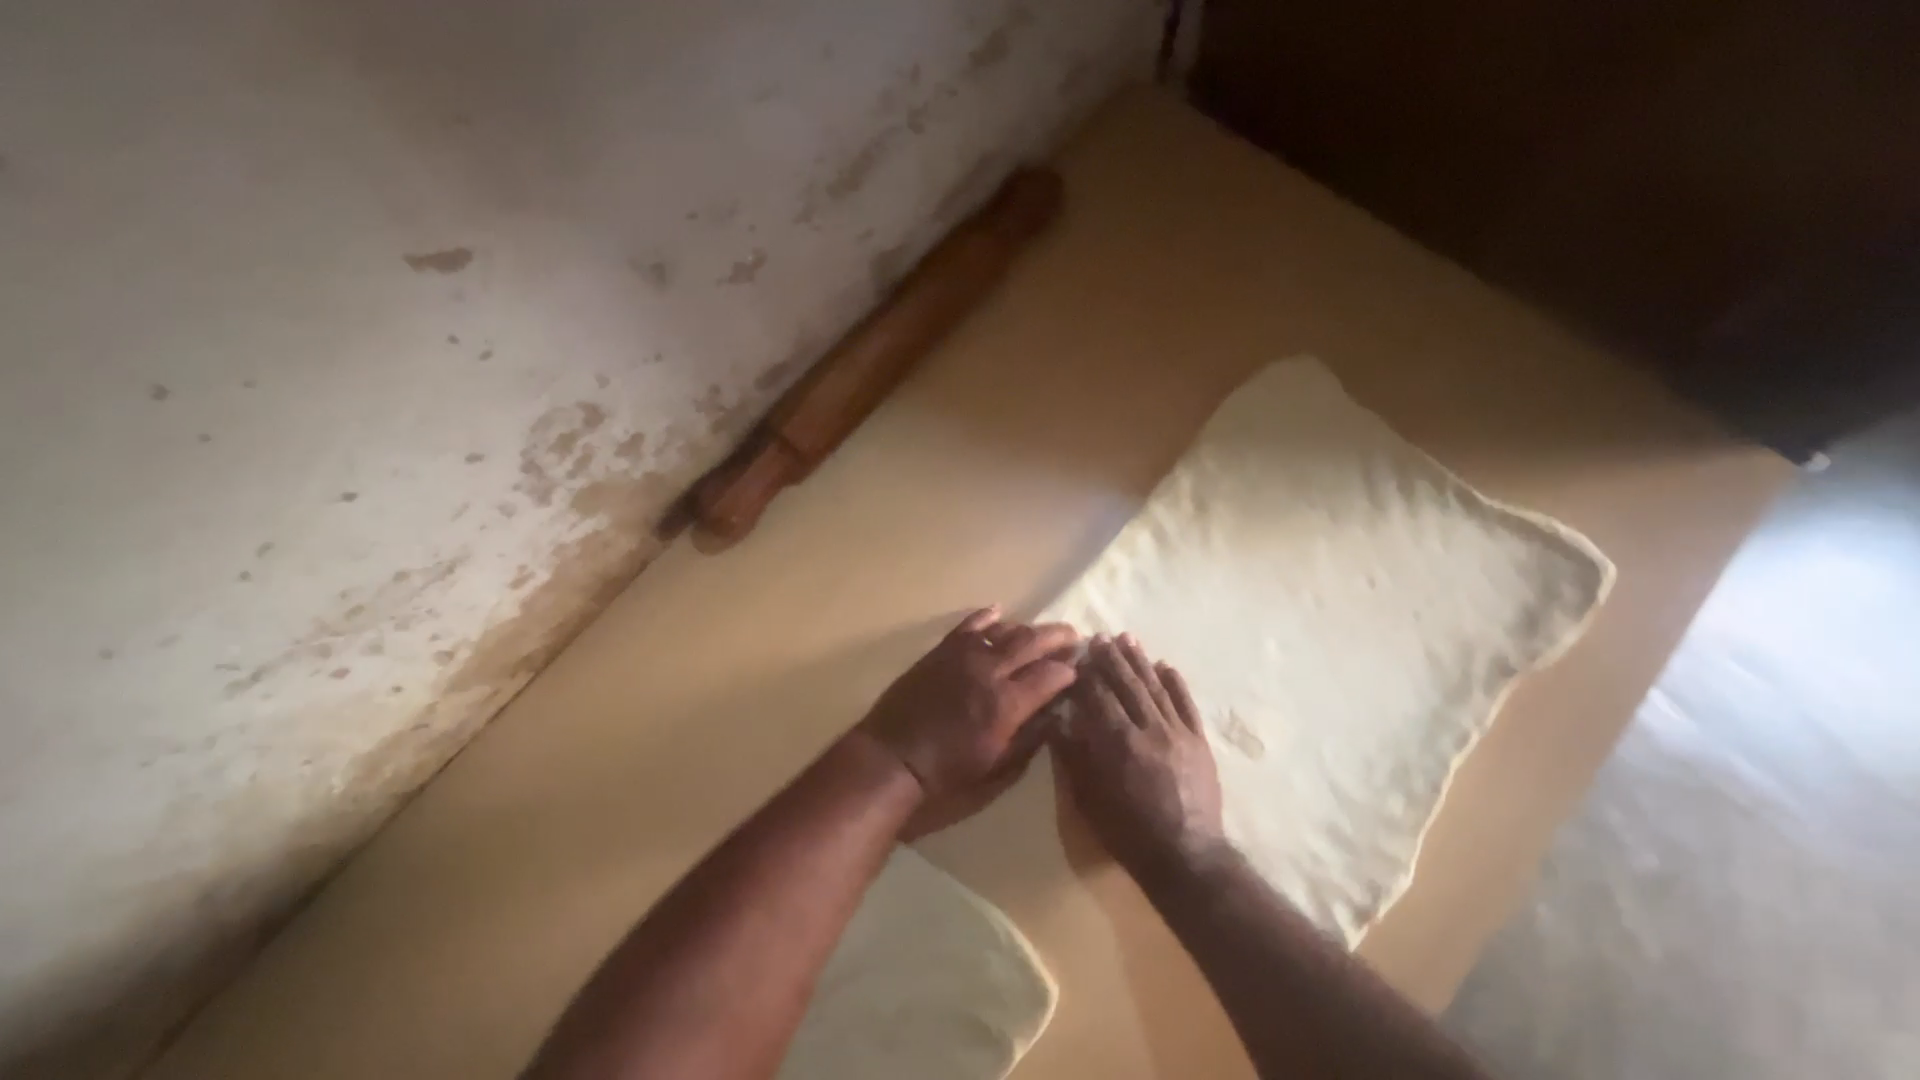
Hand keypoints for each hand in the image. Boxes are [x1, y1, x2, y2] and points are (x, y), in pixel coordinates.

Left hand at [859, 607, 1080, 836]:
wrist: (894, 756)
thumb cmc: (948, 772)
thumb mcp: (998, 767)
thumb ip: (1030, 737)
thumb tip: (1054, 715)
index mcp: (1008, 703)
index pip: (1051, 675)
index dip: (1069, 670)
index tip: (1078, 670)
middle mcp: (991, 671)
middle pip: (1034, 642)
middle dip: (1059, 638)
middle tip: (1074, 638)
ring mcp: (964, 655)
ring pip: (1007, 630)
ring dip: (1029, 629)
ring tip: (1042, 633)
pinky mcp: (942, 650)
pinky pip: (970, 625)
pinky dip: (988, 616)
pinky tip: (1000, 612)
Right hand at [1051, 634, 1227, 878]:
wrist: (1185, 856)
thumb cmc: (1128, 832)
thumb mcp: (1089, 798)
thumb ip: (1075, 756)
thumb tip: (1059, 721)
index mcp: (1119, 743)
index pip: (1100, 697)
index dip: (1088, 675)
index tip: (1078, 656)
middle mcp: (1149, 729)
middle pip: (1128, 686)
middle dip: (1112, 659)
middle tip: (1100, 637)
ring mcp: (1178, 733)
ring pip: (1156, 689)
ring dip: (1140, 662)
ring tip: (1128, 639)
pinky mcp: (1199, 742)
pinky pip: (1186, 705)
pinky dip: (1176, 684)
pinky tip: (1166, 666)